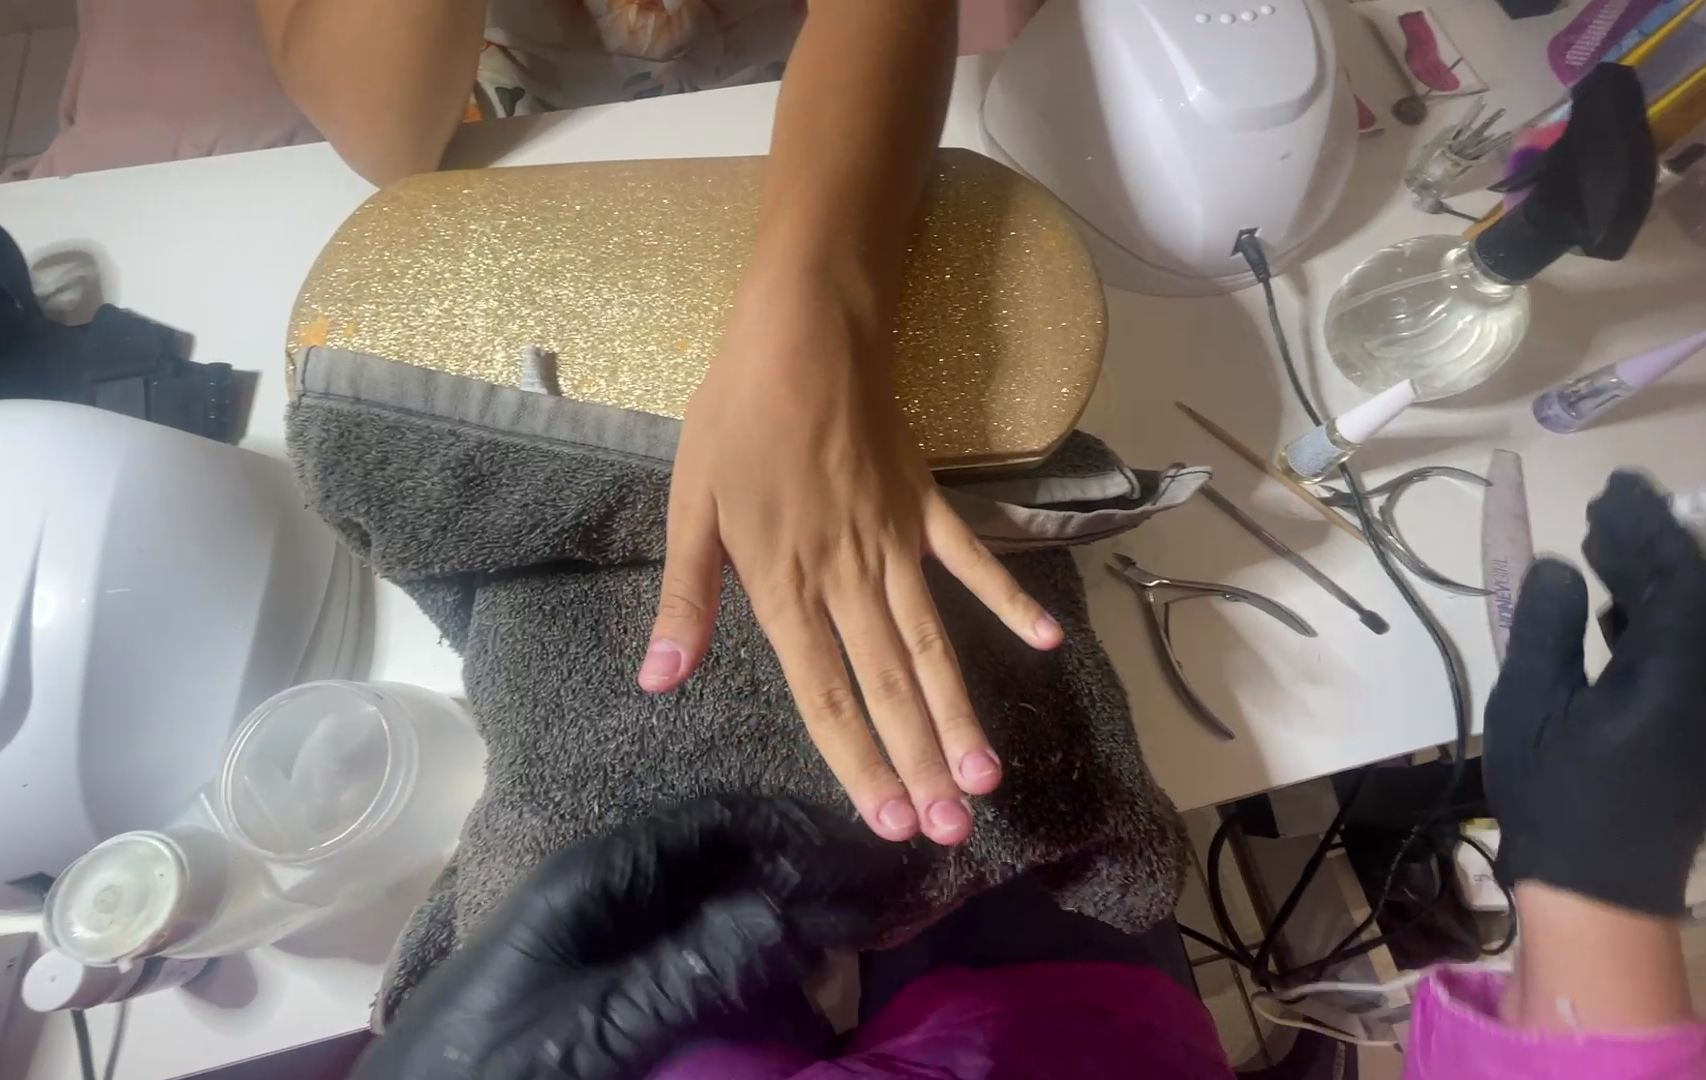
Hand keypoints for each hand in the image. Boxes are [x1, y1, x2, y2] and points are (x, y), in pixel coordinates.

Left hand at [349, 796, 901, 1079]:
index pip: (721, 820)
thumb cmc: (491, 1075)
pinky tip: (792, 972)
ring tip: (849, 932)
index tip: (859, 866)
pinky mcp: (614, 969)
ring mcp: (616, 925)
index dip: (795, 835)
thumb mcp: (598, 1028)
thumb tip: (802, 908)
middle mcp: (616, 880)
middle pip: (727, 852)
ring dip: (783, 909)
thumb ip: (697, 966)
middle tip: (872, 902)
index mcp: (605, 869)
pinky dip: (753, 948)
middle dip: (799, 870)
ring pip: (719, 896)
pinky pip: (699, 941)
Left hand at [641, 270, 1061, 845]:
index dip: (856, 759)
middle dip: (917, 760)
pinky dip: (1006, 598)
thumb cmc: (736, 419)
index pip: (824, 690)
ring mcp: (895, 541)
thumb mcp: (691, 504)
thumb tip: (660, 679)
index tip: (887, 819)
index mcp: (784, 582)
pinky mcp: (924, 507)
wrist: (801, 336)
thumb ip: (687, 596)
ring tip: (986, 776)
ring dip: (959, 710)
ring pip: (931, 640)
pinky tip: (1045, 640)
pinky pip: (970, 559)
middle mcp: (847, 576)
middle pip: (885, 682)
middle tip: (950, 831)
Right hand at [1485, 470, 1705, 915]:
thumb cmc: (1552, 786)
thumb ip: (1544, 629)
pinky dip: (1652, 617)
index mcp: (1676, 680)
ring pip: (1696, 625)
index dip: (1650, 531)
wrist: (1596, 876)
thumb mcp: (1530, 703)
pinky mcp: (1700, 728)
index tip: (1614, 489)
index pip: (1679, 584)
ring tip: (1603, 540)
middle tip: (1609, 499)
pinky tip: (1614, 607)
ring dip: (1652, 578)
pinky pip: (1688, 654)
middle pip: (1696, 598)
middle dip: (1654, 544)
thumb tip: (1555, 566)